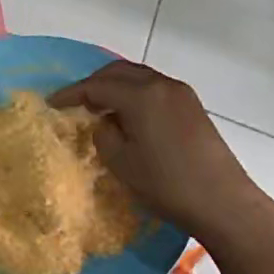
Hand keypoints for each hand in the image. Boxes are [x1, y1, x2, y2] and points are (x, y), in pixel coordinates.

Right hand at [49, 61, 263, 239]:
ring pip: (137, 77)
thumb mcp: (120, 162)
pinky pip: (153, 88)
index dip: (71, 94)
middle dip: (92, 83)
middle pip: (118, 71)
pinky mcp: (192, 107)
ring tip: (96, 108)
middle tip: (73, 102)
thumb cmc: (166, 184)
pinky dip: (133, 93)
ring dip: (114, 86)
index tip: (51, 104)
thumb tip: (105, 122)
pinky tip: (125, 116)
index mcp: (141, 96)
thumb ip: (104, 134)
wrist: (222, 202)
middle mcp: (162, 85)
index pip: (96, 86)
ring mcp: (180, 94)